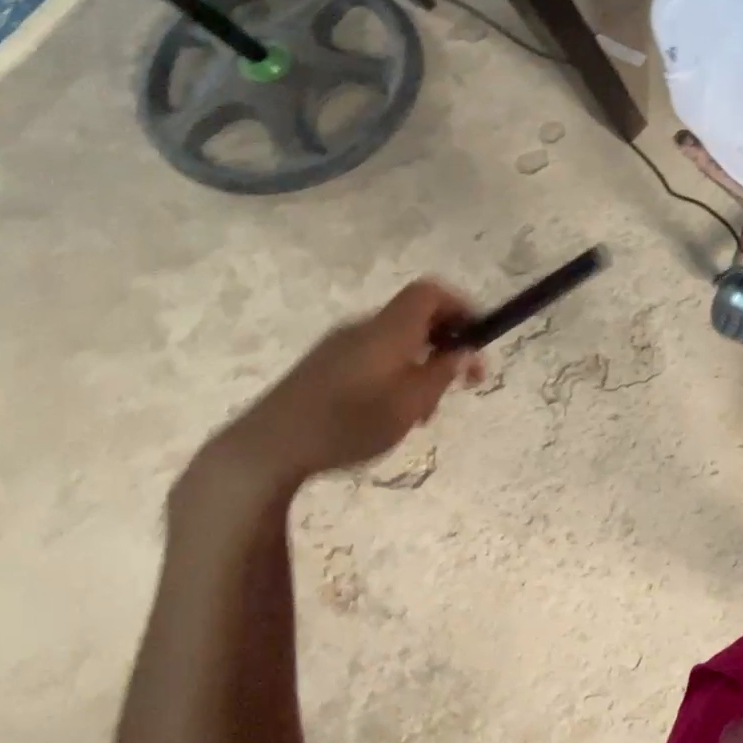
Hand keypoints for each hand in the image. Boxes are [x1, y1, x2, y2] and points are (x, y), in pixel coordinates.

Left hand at [200, 280, 483, 492]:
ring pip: (396, 341)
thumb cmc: (348, 423)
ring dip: (422, 364)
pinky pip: (373, 356)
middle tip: (462, 381)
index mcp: (388, 329)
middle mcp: (363, 328)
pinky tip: (390, 411)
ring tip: (424, 408)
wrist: (265, 450)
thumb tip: (467, 351)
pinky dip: (396, 372)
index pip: (430, 292)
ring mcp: (337, 347)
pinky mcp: (320, 367)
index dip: (460, 306)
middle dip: (446, 344)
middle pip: (415, 317)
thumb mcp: (412, 402)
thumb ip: (445, 372)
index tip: (477, 338)